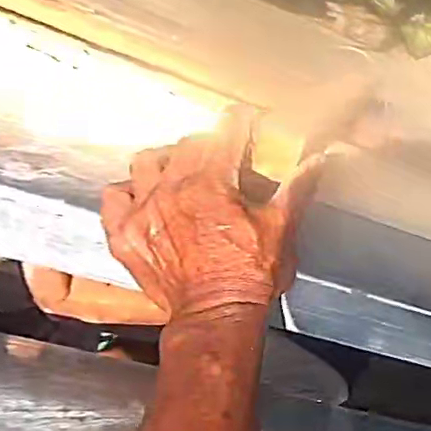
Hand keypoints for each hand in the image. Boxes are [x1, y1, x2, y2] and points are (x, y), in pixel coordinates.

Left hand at [30, 106, 325, 323]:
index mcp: (212, 185)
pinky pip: (114, 196)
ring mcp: (143, 212)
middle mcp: (171, 191)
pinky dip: (129, 189)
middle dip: (209, 141)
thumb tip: (316, 161)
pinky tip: (145, 193)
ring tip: (182, 166)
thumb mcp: (282, 228)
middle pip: (186, 145)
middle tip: (224, 150)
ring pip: (146, 162)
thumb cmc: (250, 276)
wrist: (217, 313)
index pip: (224, 135)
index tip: (245, 117)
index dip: (238, 121)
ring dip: (167, 158)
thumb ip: (296, 188)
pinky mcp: (126, 235)